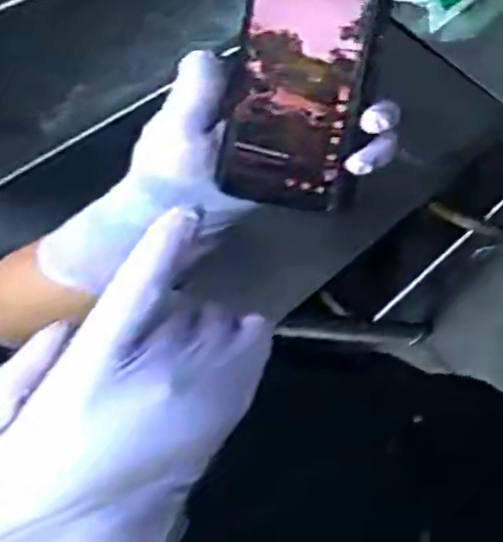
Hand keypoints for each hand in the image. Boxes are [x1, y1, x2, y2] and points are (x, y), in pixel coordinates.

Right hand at [0, 208, 271, 538]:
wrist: (101, 518)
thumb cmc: (41, 472)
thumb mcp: (9, 424)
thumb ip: (25, 370)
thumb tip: (70, 324)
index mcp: (99, 369)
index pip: (137, 293)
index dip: (160, 250)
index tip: (182, 215)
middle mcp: (170, 358)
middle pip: (178, 303)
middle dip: (156, 318)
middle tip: (126, 365)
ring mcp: (221, 362)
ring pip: (215, 313)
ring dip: (192, 329)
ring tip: (159, 375)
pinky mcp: (254, 368)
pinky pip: (248, 326)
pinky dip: (228, 336)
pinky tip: (198, 368)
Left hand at [36, 50, 401, 294]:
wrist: (170, 216)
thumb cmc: (171, 166)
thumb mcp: (176, 125)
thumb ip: (195, 94)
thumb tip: (206, 53)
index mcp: (282, 96)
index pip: (331, 76)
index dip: (356, 72)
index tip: (361, 76)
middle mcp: (312, 115)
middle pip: (366, 103)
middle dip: (382, 110)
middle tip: (375, 122)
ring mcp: (321, 145)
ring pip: (372, 133)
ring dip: (380, 142)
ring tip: (362, 160)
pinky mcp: (325, 172)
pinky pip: (362, 160)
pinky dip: (370, 161)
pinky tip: (356, 170)